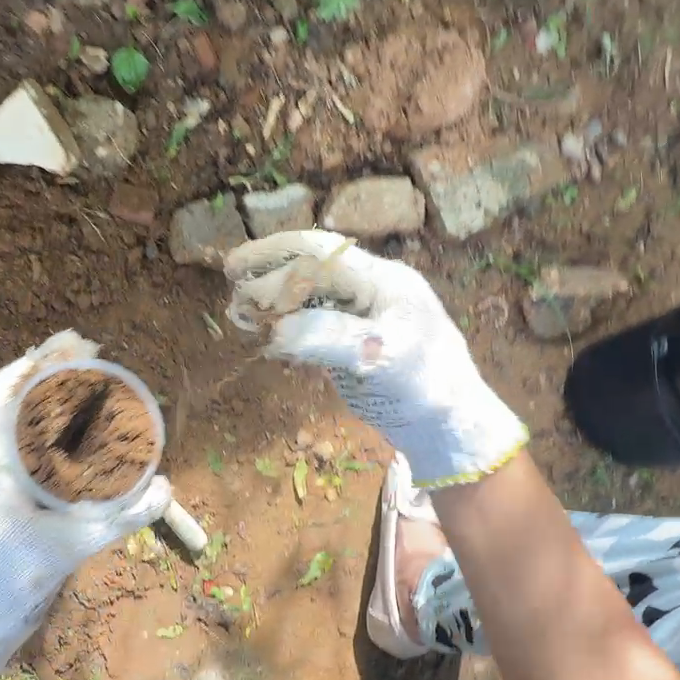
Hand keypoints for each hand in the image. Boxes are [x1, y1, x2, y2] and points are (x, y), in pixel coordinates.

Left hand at [0, 331, 171, 679]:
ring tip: (65, 399)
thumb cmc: (10, 583)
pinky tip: (49, 450)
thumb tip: (163, 488)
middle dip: (34, 381)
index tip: (59, 348)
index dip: (27, 367)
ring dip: (26, 410)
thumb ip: (120, 518)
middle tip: (73, 365)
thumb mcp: (70, 547)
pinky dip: (22, 439)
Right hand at [222, 230, 526, 488]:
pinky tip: (265, 336)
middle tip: (235, 301)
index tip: (234, 268)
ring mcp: (357, 313)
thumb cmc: (423, 386)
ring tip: (242, 318)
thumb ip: (329, 337)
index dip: (273, 255)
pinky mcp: (347, 339)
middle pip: (306, 267)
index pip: (320, 253)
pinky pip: (308, 320)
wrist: (446, 426)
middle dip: (265, 278)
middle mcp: (367, 287)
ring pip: (304, 294)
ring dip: (270, 302)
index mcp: (382, 279)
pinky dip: (282, 325)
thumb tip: (276, 331)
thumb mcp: (382, 357)